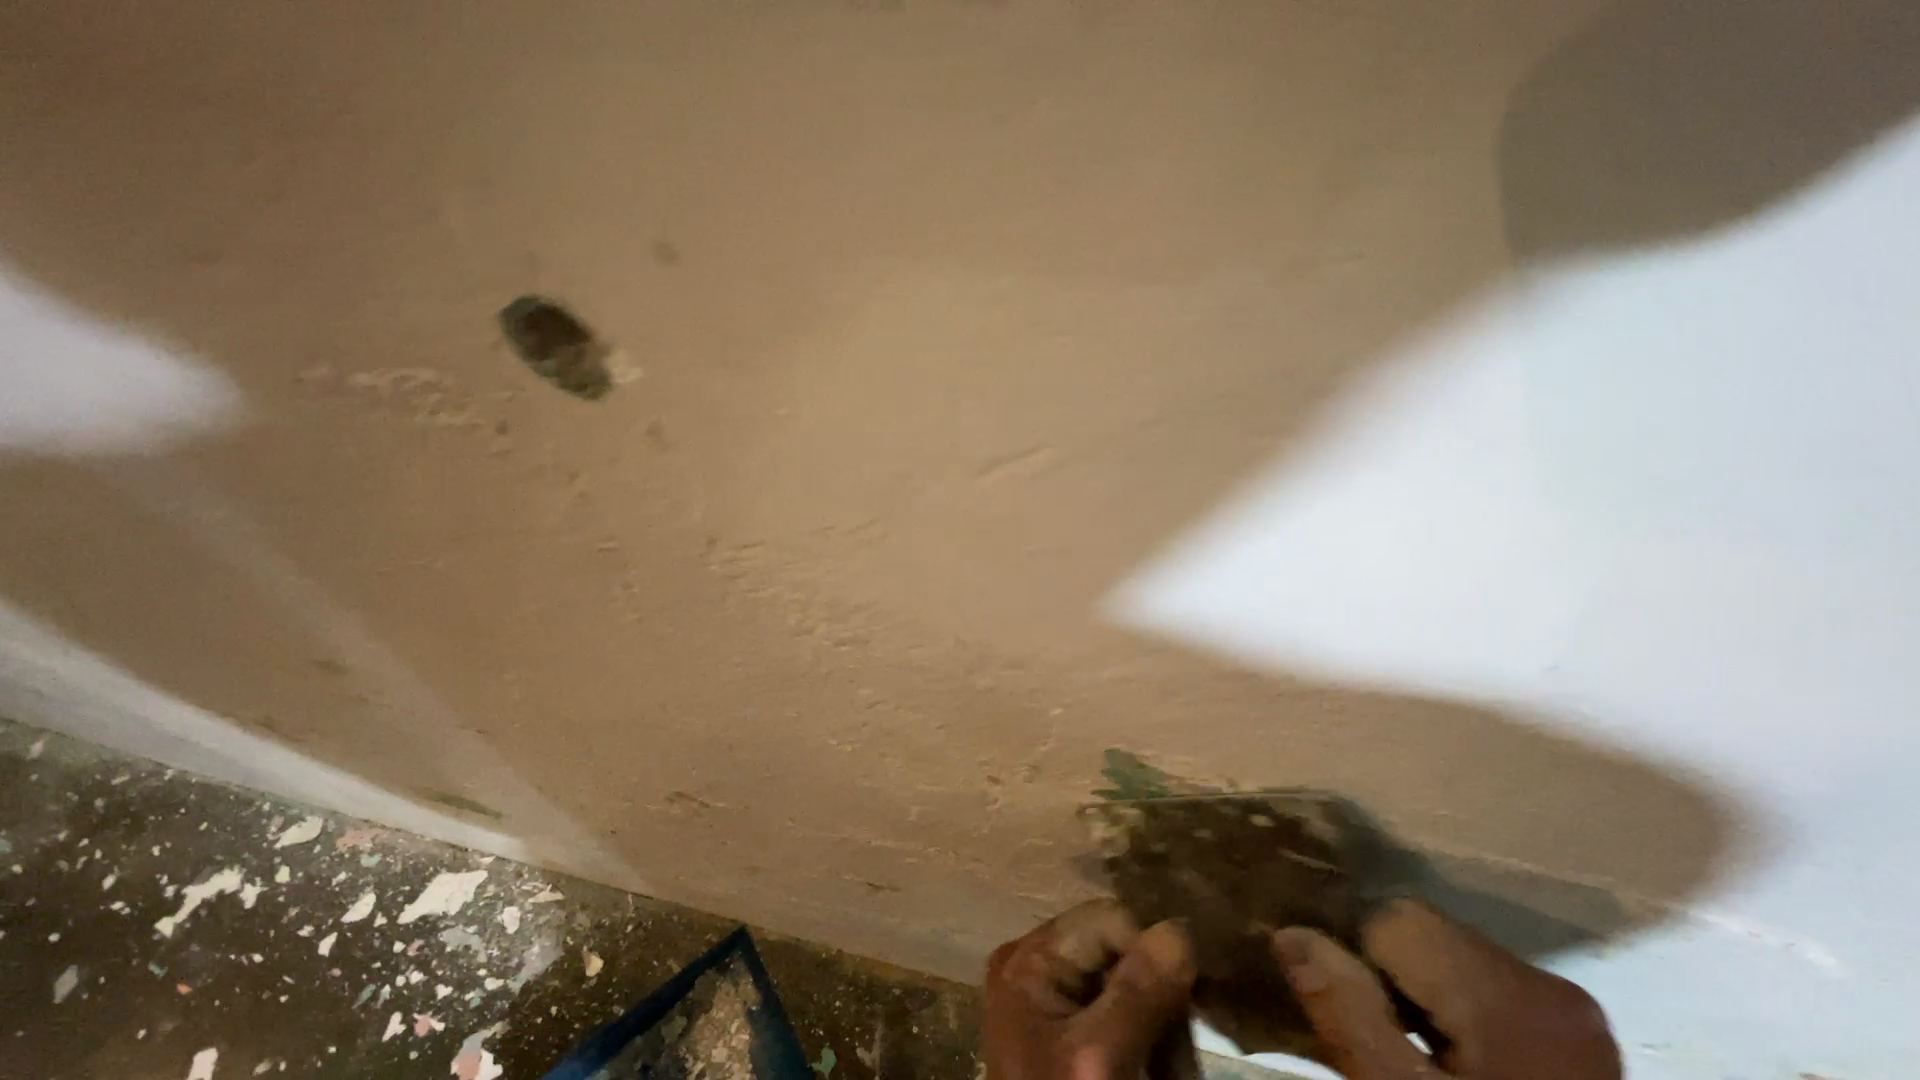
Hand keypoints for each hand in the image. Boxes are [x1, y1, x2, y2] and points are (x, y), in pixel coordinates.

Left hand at [984, 900, 1198, 1079]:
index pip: (1110, 919)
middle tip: (1178, 1057)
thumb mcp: (1100, 1058)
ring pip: (1135, 988)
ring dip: (1164, 1032)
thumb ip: (1138, 990)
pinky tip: (1162, 1075)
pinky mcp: (1077, 1034)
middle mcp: (1040, 966)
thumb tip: (1180, 928)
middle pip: (1124, 952)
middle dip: (1162, 1000)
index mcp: (1030, 958)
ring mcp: (1057, 1001)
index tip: (1193, 998)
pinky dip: (1153, 1049)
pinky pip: (1128, 1020)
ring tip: (1173, 1074)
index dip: (1155, 952)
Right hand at [1271, 900, 1619, 1079]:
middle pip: (1431, 937)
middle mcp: (1551, 988)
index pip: (1395, 919)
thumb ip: (1345, 1010)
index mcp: (1509, 994)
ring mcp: (1575, 1019)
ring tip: (1417, 1065)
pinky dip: (1462, 1020)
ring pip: (1458, 964)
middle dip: (1392, 979)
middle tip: (1385, 1049)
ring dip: (1425, 1000)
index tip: (1353, 1021)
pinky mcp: (1580, 1045)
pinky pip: (1493, 997)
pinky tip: (1457, 1072)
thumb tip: (1290, 933)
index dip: (1357, 961)